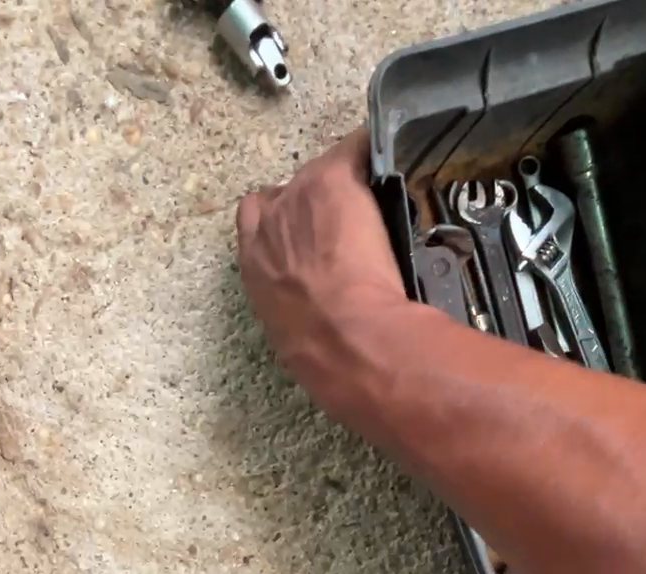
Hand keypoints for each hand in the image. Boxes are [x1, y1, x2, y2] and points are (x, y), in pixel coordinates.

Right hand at [236, 131, 414, 411]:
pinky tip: (392, 154)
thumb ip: (298, 310)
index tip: (306, 234)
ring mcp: (299, 198)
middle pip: (287, 195)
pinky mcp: (333, 180)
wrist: (345, 337)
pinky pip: (355, 149)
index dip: (282, 224)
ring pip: (322, 176)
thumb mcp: (295, 338)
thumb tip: (318, 324)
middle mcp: (267, 226)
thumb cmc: (324, 352)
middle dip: (313, 204)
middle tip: (345, 221)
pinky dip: (371, 149)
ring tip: (375, 198)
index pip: (256, 224)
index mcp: (254, 267)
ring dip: (344, 184)